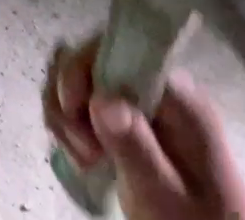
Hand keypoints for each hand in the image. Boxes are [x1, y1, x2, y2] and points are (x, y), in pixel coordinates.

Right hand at [45, 40, 244, 219]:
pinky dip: (69, 125)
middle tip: (83, 147)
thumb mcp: (164, 194)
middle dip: (71, 98)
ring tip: (85, 158)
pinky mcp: (124, 118)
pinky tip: (82, 157)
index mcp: (178, 97)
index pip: (120, 50)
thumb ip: (136, 147)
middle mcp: (156, 89)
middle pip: (90, 61)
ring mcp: (138, 102)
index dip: (85, 68)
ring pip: (78, 81)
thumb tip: (101, 99)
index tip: (74, 109)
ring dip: (66, 115)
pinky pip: (78, 101)